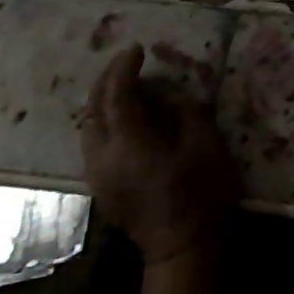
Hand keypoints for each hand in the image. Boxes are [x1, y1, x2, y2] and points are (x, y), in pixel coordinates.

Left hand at [80, 44, 237, 263]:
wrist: (180, 244)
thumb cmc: (199, 192)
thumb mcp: (205, 146)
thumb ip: (186, 114)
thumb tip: (170, 97)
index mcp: (129, 143)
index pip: (118, 95)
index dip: (125, 69)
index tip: (137, 49)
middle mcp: (103, 156)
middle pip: (92, 109)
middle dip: (106, 80)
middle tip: (127, 62)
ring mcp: (97, 173)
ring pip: (87, 126)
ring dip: (102, 100)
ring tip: (125, 85)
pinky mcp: (101, 185)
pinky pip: (93, 142)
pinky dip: (104, 120)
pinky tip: (124, 118)